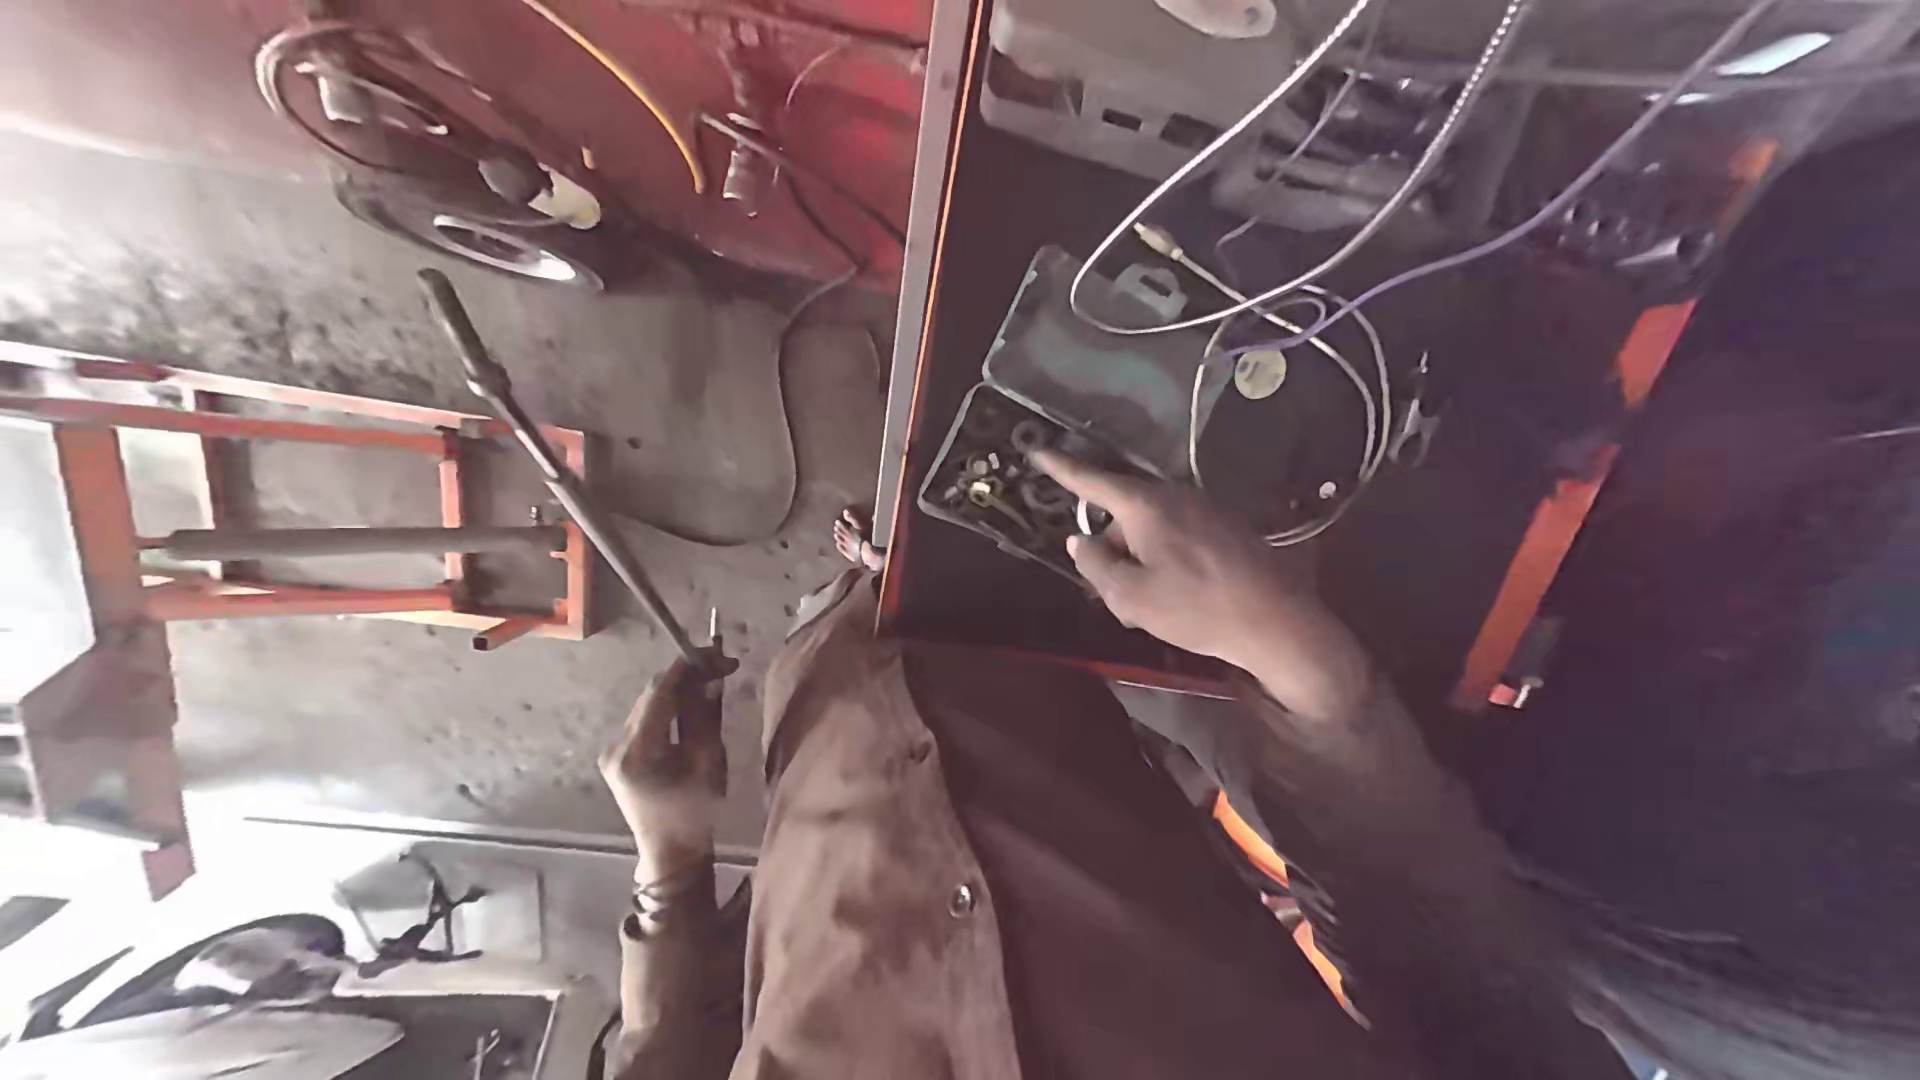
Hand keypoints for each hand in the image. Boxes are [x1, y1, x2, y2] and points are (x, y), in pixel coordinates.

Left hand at [599, 657, 726, 887]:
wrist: (670, 852)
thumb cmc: (694, 813)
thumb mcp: (707, 760)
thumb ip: (706, 715)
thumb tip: (712, 678)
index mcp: (635, 751)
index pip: (660, 691)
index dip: (689, 666)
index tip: (720, 655)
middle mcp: (616, 745)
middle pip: (653, 693)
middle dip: (689, 674)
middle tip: (724, 666)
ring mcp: (614, 749)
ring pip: (651, 702)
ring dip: (682, 688)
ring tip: (715, 680)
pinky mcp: (620, 753)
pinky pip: (649, 717)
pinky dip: (673, 704)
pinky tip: (695, 702)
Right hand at [1035, 450, 1372, 722]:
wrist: (1277, 624)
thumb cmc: (1196, 609)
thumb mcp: (1131, 596)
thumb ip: (1096, 565)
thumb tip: (1081, 540)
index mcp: (1146, 506)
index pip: (1091, 480)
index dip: (1060, 467)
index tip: (1037, 452)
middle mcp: (1174, 496)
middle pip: (1122, 511)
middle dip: (1110, 544)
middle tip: (1112, 590)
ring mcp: (1203, 508)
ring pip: (1150, 526)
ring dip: (1137, 556)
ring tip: (1147, 603)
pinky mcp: (1224, 525)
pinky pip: (1175, 533)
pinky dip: (1162, 557)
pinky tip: (1176, 593)